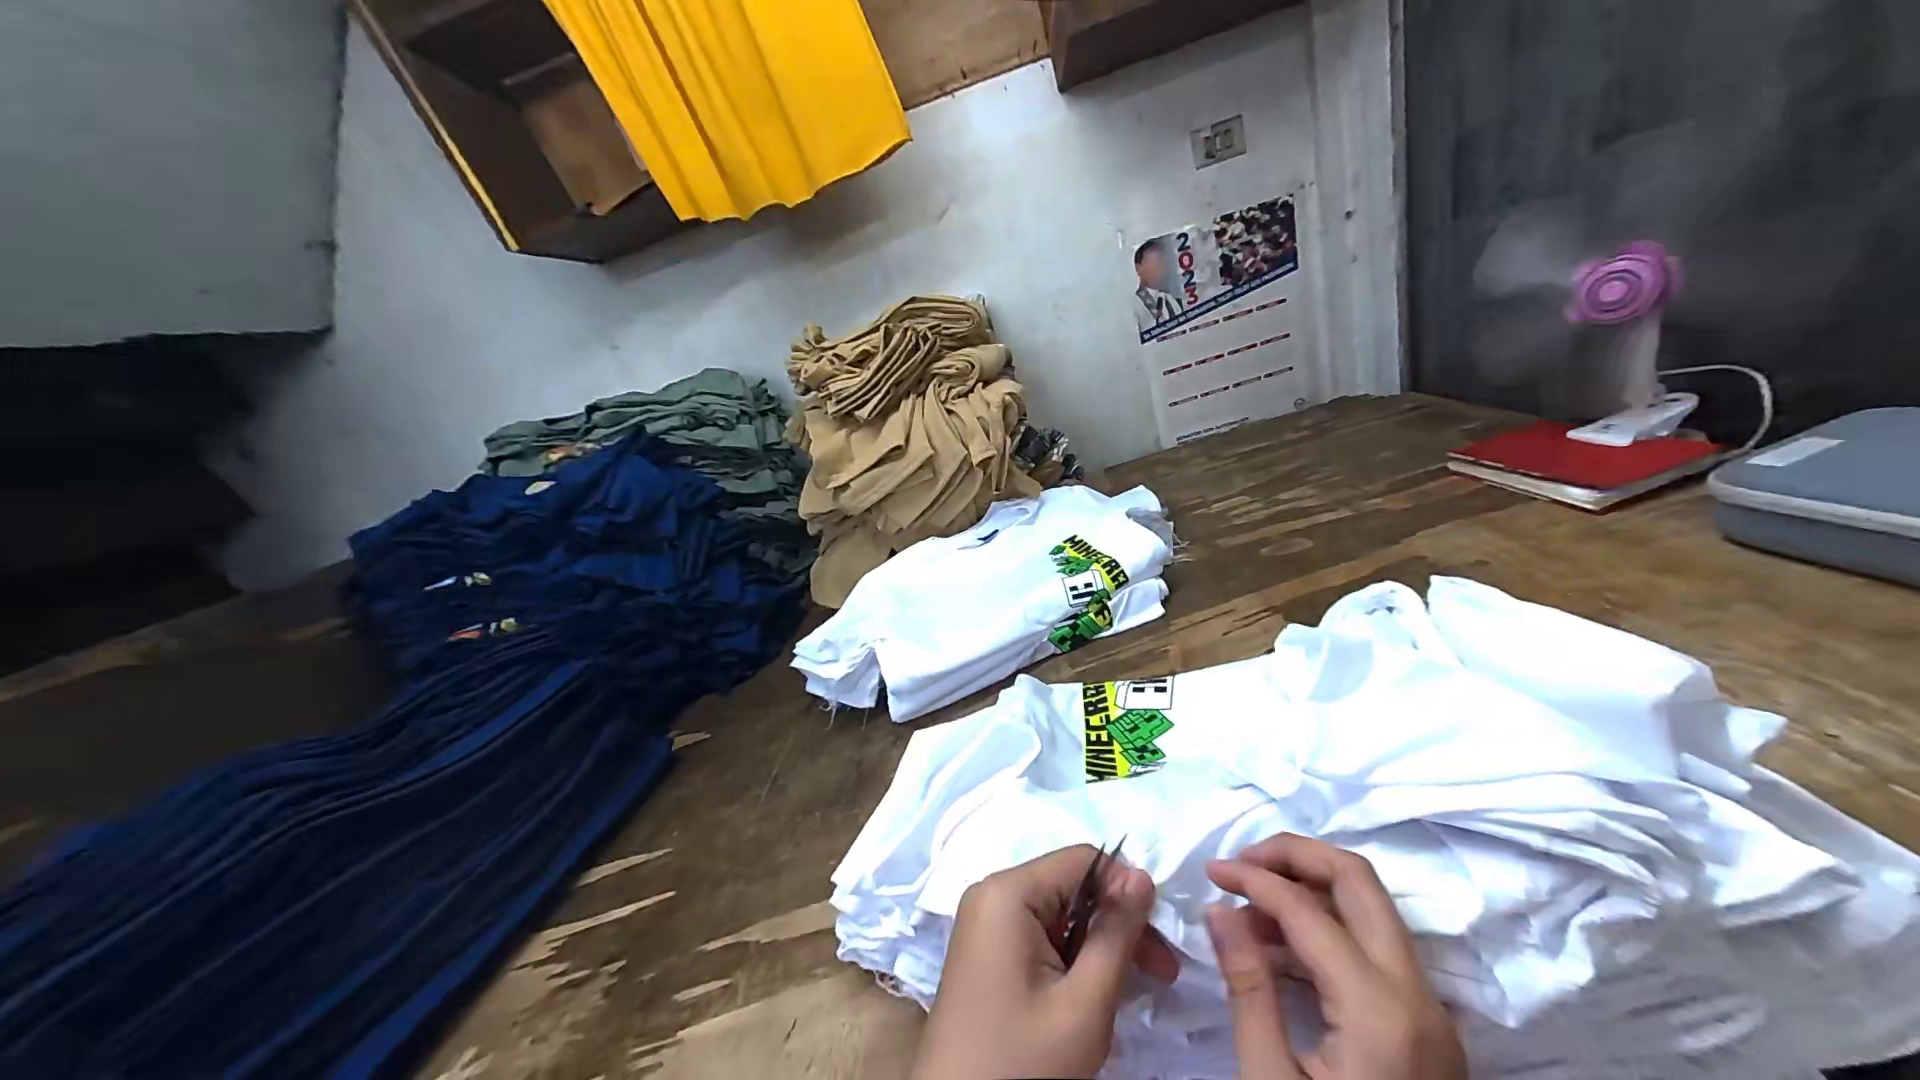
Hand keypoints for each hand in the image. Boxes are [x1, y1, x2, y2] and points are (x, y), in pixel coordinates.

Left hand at [913, 845, 1180, 1079]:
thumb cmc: (1023, 1064)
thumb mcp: (1083, 1003)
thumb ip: (1116, 934)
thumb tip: (1142, 875)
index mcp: (1007, 892)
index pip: (1082, 860)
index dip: (1126, 888)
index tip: (1160, 938)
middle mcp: (992, 894)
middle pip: (1072, 885)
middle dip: (1118, 922)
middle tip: (1162, 972)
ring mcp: (986, 923)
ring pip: (1060, 912)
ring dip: (1100, 944)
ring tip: (1133, 989)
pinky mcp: (988, 950)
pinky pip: (1041, 934)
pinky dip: (1073, 957)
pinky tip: (1092, 991)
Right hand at [1205, 835, 1466, 1079]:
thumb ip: (1248, 987)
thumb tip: (1219, 911)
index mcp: (1378, 1010)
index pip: (1306, 908)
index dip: (1251, 879)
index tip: (1209, 873)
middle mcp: (1417, 992)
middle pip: (1358, 879)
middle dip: (1293, 854)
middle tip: (1240, 862)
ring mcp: (1429, 1006)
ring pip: (1370, 904)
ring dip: (1309, 885)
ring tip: (1249, 906)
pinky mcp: (1424, 1020)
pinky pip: (1373, 942)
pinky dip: (1325, 922)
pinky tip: (1278, 945)